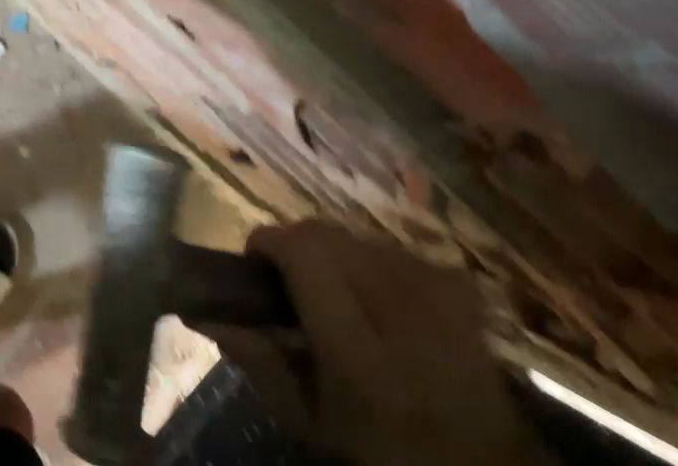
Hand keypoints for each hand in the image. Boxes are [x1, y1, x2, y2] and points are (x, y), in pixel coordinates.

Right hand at [195, 222, 547, 465]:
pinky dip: (371, 262)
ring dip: (333, 253)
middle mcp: (400, 307)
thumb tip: (198, 311)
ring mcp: (436, 288)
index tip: (254, 261)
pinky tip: (378, 299)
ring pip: (355, 234)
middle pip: (326, 235)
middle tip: (287, 280)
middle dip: (295, 245)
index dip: (269, 243)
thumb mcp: (307, 418)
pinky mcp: (457, 281)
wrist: (478, 460)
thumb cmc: (379, 444)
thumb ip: (255, 360)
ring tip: (335, 292)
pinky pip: (391, 246)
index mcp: (359, 351)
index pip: (305, 254)